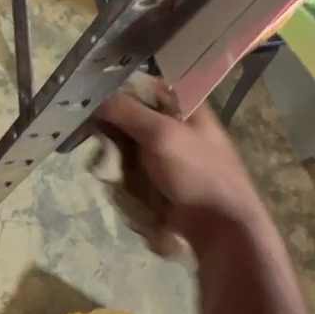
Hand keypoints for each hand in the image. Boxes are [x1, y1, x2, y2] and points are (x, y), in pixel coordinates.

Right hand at [96, 95, 268, 251]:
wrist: (221, 229)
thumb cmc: (198, 173)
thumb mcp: (162, 135)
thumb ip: (127, 111)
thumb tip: (93, 98)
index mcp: (184, 106)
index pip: (143, 84)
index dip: (117, 90)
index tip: (92, 100)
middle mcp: (173, 126)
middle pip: (128, 118)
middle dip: (112, 130)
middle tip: (96, 138)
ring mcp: (165, 156)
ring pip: (124, 146)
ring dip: (115, 158)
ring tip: (110, 168)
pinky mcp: (157, 181)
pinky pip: (129, 171)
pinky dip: (122, 177)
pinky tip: (120, 185)